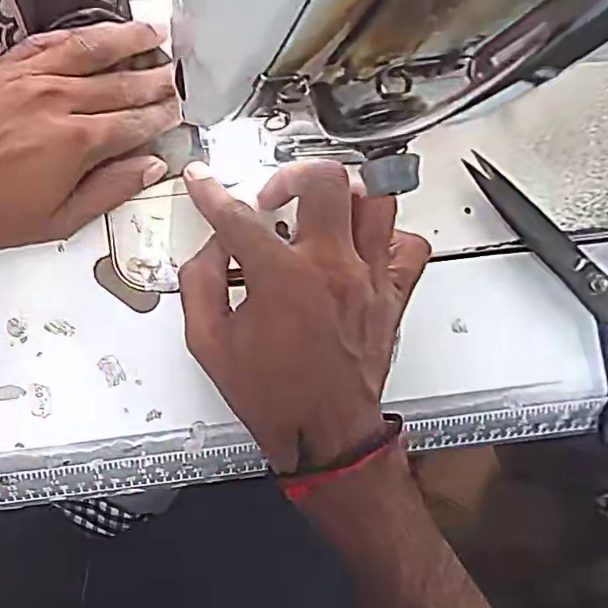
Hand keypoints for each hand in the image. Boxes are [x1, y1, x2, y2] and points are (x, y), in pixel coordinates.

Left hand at [0, 21, 180, 283]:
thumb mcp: (57, 220)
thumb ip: (109, 189)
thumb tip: (147, 168)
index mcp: (75, 142)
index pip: (134, 121)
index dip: (160, 116)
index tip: (174, 113)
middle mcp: (55, 101)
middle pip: (121, 82)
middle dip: (154, 80)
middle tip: (174, 76)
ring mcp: (26, 79)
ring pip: (91, 48)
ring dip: (127, 40)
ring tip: (152, 35)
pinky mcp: (0, 69)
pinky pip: (48, 40)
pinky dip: (76, 33)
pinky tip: (91, 32)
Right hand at [180, 160, 430, 473]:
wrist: (324, 432)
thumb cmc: (274, 395)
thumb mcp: (208, 343)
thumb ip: (199, 285)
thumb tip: (209, 250)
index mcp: (281, 279)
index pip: (237, 216)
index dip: (211, 193)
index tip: (202, 182)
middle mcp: (330, 268)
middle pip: (325, 180)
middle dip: (290, 175)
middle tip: (274, 195)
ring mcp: (368, 279)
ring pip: (376, 199)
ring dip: (343, 194)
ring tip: (320, 207)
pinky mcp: (392, 295)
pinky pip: (408, 245)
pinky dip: (386, 234)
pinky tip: (360, 245)